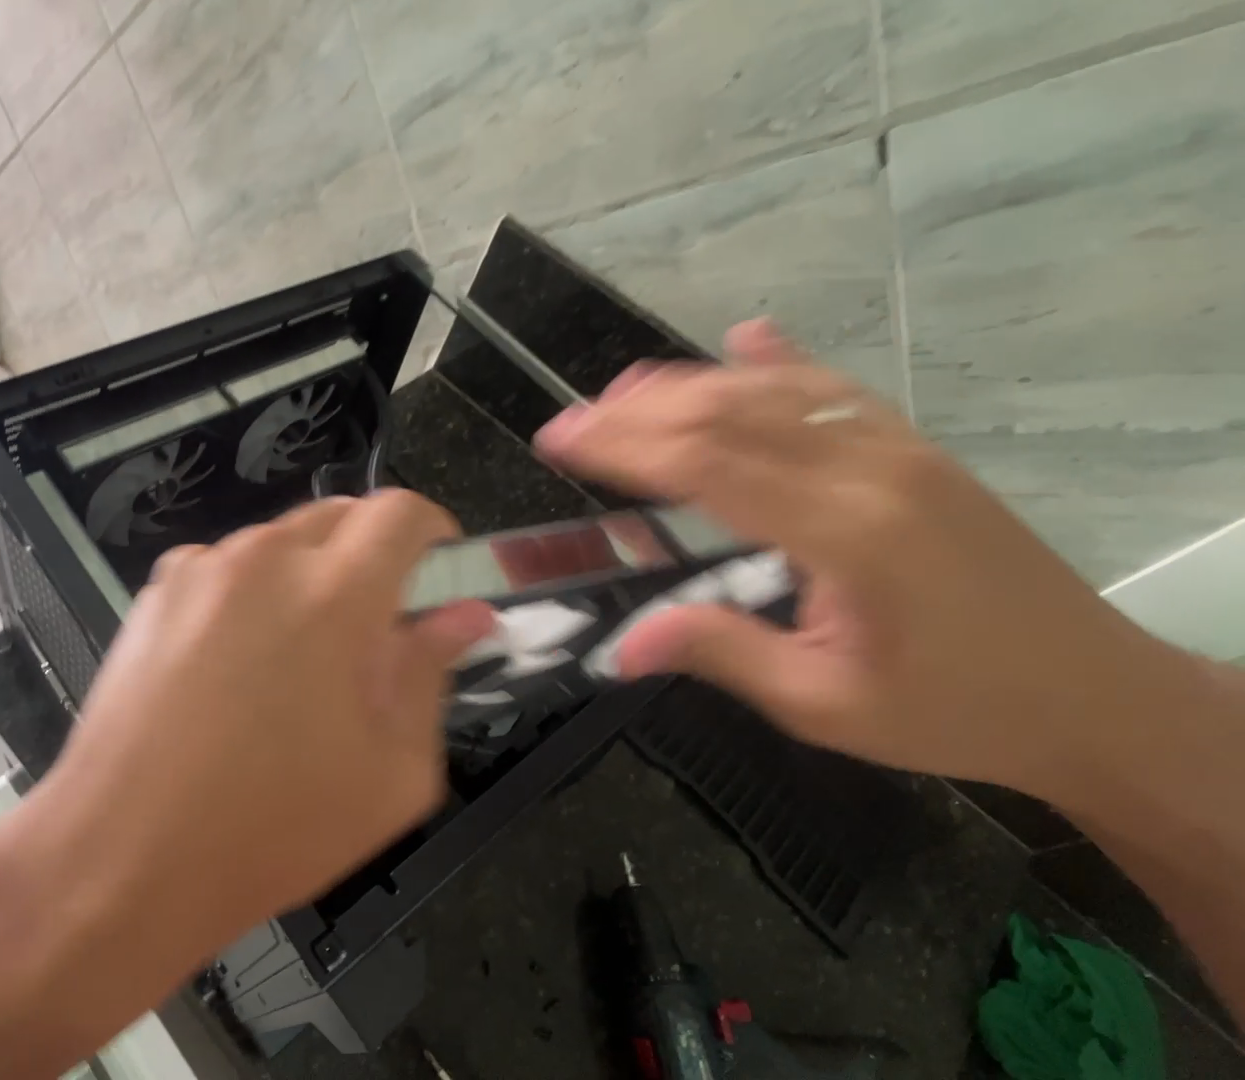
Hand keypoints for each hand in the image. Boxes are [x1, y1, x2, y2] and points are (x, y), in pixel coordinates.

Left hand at [48, 492, 494, 939]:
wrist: (125, 854)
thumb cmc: (275, 828)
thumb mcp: (389, 773)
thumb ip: (431, 675)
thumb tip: (465, 616)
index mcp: (334, 595)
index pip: (399, 512)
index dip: (431, 531)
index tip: (436, 573)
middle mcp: (263, 560)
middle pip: (338, 517)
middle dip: (370, 557)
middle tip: (370, 632)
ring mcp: (199, 572)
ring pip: (277, 543)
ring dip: (305, 578)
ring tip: (293, 661)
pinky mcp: (153, 594)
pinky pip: (222, 570)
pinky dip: (247, 594)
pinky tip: (229, 666)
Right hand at [531, 319, 1193, 798]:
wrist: (1095, 699)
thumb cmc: (954, 711)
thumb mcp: (825, 702)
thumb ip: (723, 653)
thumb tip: (622, 644)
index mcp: (845, 532)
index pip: (706, 465)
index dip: (623, 446)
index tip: (560, 438)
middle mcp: (872, 470)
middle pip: (732, 412)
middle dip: (638, 411)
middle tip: (570, 420)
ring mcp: (902, 450)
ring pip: (778, 391)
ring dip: (692, 383)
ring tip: (622, 389)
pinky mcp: (918, 451)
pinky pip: (837, 390)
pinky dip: (782, 362)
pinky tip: (748, 337)